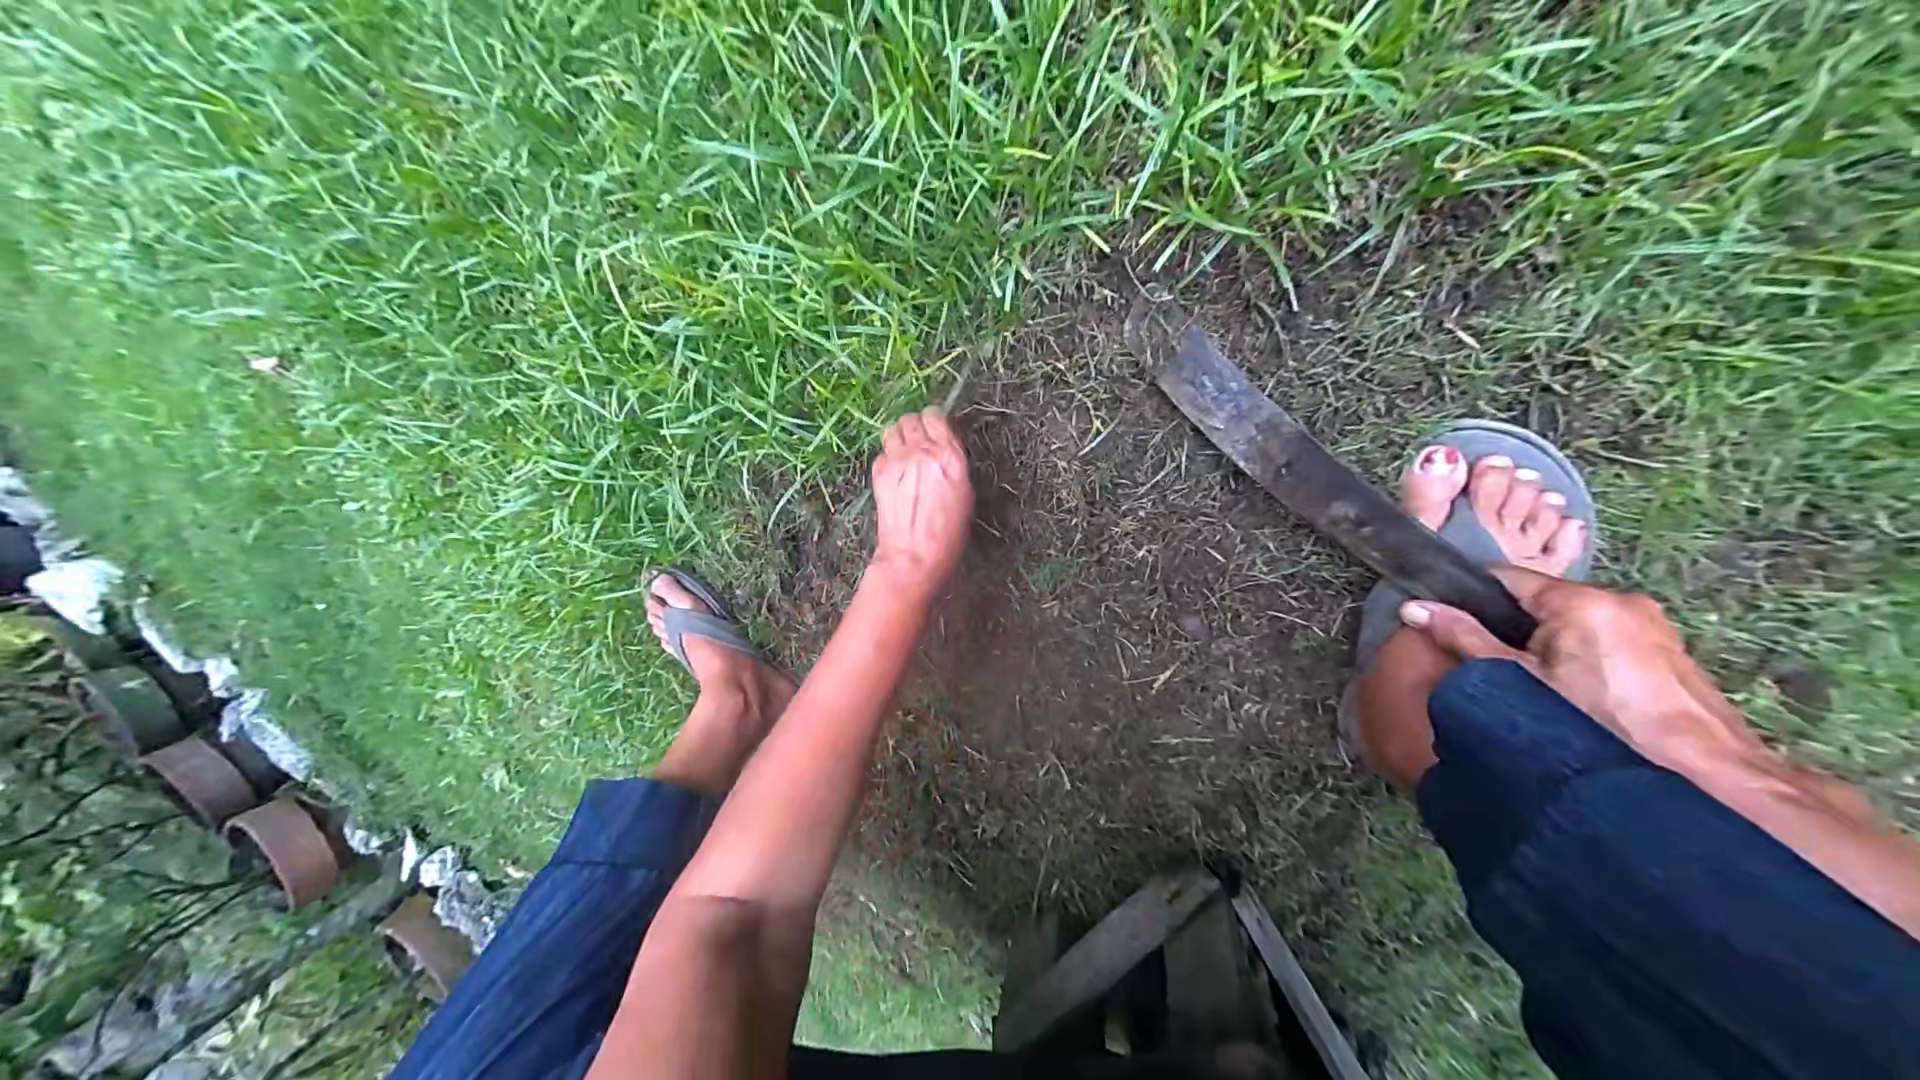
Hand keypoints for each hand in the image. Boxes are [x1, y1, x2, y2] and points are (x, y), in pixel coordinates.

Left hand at [867, 407, 972, 598]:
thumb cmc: (946, 534)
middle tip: (918, 441)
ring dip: (898, 436)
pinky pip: (882, 453)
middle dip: (915, 426)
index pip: (936, 416)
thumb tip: (944, 449)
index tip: (934, 427)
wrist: (914, 555)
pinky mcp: (879, 473)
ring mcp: (897, 460)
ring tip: (904, 452)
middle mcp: (922, 451)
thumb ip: (953, 463)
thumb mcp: (964, 493)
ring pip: (892, 429)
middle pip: (911, 419)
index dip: (934, 421)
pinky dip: (888, 457)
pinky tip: (895, 473)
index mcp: (949, 455)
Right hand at [1399, 569, 1763, 775]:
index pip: (1506, 576)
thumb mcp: (1514, 678)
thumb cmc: (1595, 722)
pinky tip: (1570, 692)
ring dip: (1545, 642)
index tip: (1447, 619)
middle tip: (1486, 659)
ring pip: (1574, 621)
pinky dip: (1578, 656)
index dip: (1470, 595)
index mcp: (1581, 600)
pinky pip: (1605, 640)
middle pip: (1542, 600)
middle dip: (1509, 624)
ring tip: (1526, 680)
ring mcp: (1652, 626)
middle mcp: (1621, 600)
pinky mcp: (1669, 653)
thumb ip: (1462, 637)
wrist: (1705, 779)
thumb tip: (1412, 607)